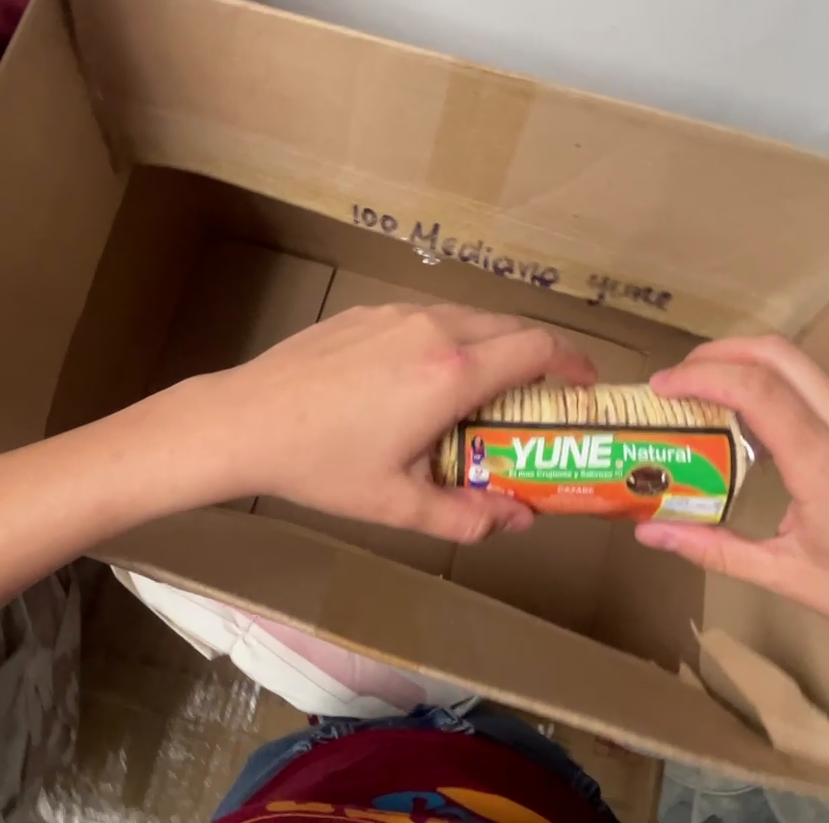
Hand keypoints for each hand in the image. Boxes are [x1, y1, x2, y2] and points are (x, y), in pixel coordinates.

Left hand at [180, 303, 596, 542]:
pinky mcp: (367, 310)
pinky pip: (429, 316)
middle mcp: (434, 328)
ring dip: (492, 345)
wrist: (245, 419)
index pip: (537, 347)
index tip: (583, 386)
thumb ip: (466, 516)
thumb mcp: (398, 503)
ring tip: (482, 389)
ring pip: (469, 317)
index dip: (572, 363)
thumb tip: (517, 519)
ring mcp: (397, 312)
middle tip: (538, 397)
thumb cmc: (323, 465)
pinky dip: (450, 338)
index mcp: (452, 372)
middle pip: (511, 326)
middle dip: (537, 356)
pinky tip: (422, 376)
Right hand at [634, 336, 828, 695]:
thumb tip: (647, 535)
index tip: (660, 387)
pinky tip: (753, 427)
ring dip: (747, 367)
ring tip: (704, 398)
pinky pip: (819, 391)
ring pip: (801, 367)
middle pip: (779, 355)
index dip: (701, 376)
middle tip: (676, 377)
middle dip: (718, 352)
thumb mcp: (792, 579)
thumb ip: (714, 549)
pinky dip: (774, 389)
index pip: (758, 390)